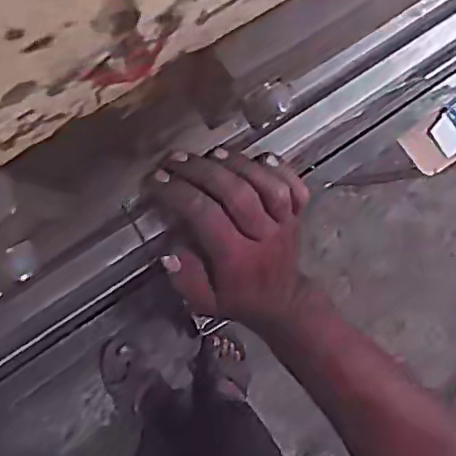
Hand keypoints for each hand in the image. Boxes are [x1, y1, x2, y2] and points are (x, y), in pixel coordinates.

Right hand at [147, 149, 316, 333]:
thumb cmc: (237, 297)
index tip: (157, 180)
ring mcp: (285, 222)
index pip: (206, 216)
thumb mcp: (204, 301)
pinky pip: (294, 186)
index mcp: (236, 258)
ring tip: (211, 152)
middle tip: (174, 159)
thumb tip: (170, 251)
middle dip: (202, 171)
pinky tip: (260, 156)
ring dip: (238, 163)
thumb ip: (185, 278)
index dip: (180, 193)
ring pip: (266, 184)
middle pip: (236, 193)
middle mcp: (264, 236)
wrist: (282, 302)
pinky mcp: (299, 214)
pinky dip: (280, 168)